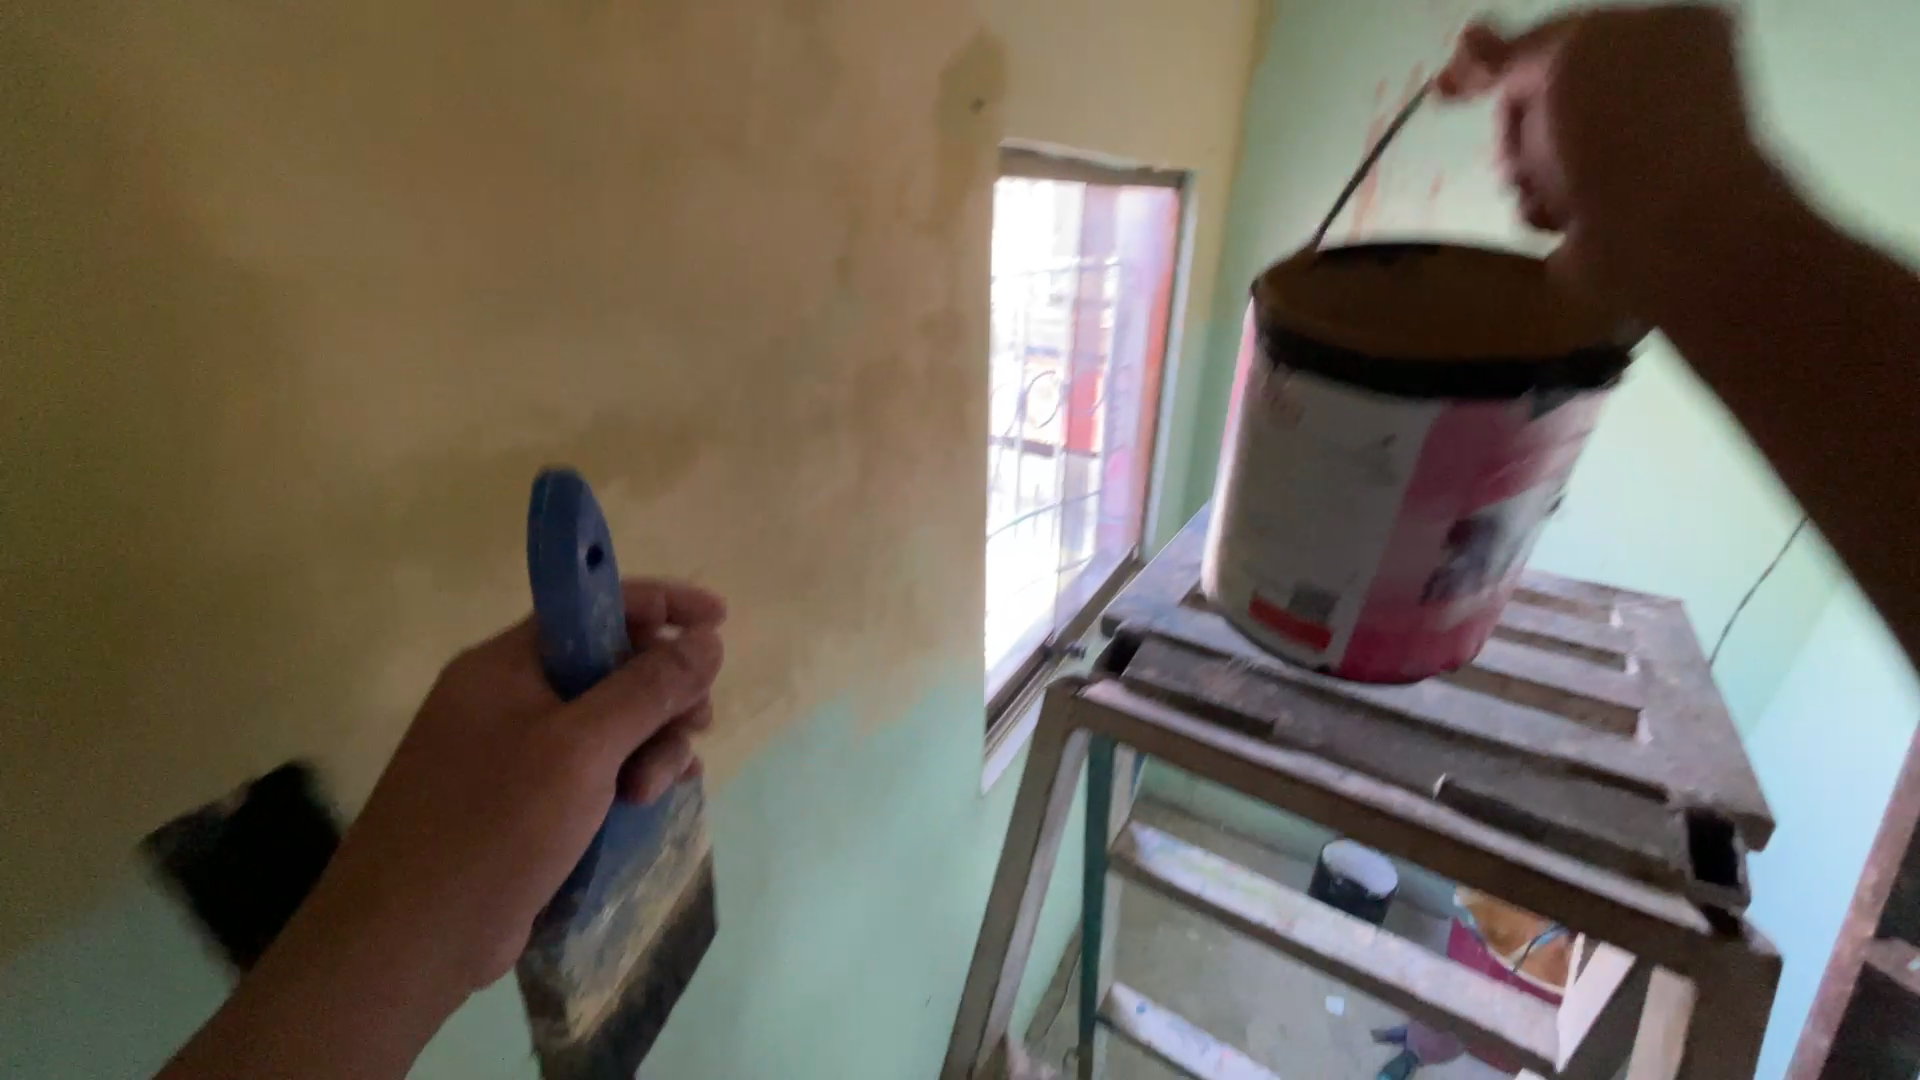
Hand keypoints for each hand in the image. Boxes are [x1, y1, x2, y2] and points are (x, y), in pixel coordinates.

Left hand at [158, 578, 726, 1079]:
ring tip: (650, 791)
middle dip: (666, 695)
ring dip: (654, 745)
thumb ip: (650, 687)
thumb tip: (709, 639)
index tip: (720, 621)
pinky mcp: (536, 797)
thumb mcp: (581, 748)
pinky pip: (608, 762)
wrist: (404, 950)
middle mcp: (517, 696)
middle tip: (693, 729)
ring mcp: (525, 749)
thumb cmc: (490, 829)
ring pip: (621, 720)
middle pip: (619, 665)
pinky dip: (638, 772)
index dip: (664, 605)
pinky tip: (658, 797)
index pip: (597, 605)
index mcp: (509, 664)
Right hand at [1436, 4, 1778, 315]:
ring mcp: (1633, 145)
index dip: (1497, 62)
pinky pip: (1549, 194)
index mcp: (1661, 30)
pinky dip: (1540, 206)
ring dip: (1524, 173)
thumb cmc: (1623, 134)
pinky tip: (1557, 215)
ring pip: (1537, 152)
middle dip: (1516, 128)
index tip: (1444, 92)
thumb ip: (1516, 50)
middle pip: (1539, 99)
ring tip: (1545, 190)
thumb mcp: (1566, 63)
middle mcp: (1652, 83)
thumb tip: (1465, 39)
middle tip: (1525, 151)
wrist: (1661, 234)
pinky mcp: (1610, 201)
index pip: (1556, 36)